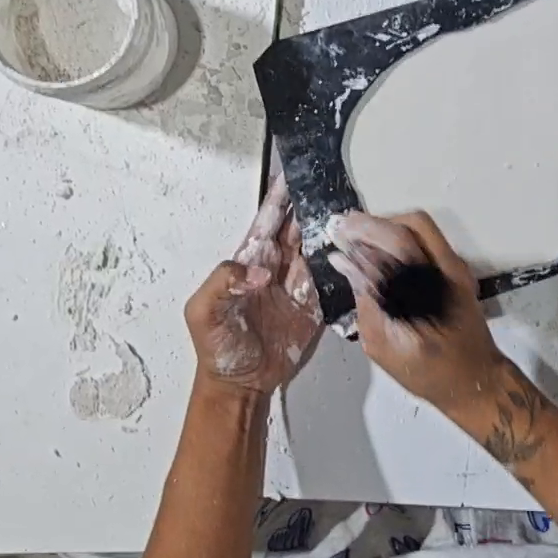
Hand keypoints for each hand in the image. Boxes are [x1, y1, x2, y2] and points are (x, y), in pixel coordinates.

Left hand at [184, 170, 323, 397]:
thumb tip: (260, 271)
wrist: (240, 383)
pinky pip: (331, 278)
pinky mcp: (313, 304)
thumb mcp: (204, 312)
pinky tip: (353, 249)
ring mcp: (296, 284)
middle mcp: (275, 267)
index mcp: (249, 262)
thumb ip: (222, 282)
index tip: (289, 175)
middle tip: (324, 181)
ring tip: (344, 210)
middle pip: (295, 228)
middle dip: (307, 205)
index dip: (277, 199)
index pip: (266, 222)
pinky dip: (342, 263)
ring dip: (328, 230)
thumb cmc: (217, 347)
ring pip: (316, 248)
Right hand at [328, 212, 503, 418]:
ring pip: (422, 227)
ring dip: (387, 225)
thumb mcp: (385, 347)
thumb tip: (347, 266)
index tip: (338, 233)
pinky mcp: (458, 269)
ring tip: (359, 235)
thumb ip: (367, 304)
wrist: (476, 379)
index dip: (364, 235)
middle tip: (344, 228)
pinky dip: (400, 235)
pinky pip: (428, 239)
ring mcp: (457, 268)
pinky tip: (380, 247)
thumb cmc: (429, 372)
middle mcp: (448, 272)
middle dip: (373, 223)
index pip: (396, 247)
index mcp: (429, 293)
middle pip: (412, 228)